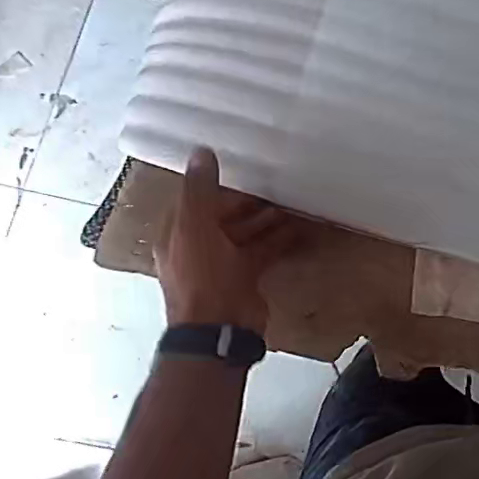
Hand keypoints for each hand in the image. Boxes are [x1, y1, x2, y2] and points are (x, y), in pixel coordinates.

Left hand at [156, 147, 304, 333]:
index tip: (244, 173)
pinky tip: (300, 231)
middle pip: (224, 217)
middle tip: (276, 187)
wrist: (221, 325)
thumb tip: (201, 152)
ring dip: (268, 221)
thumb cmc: (203, 276)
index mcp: (178, 233)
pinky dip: (281, 241)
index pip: (196, 202)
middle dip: (249, 204)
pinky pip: (265, 252)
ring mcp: (224, 264)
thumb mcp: (196, 226)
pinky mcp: (247, 277)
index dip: (217, 187)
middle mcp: (198, 247)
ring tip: (293, 205)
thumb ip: (200, 190)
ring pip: (247, 234)